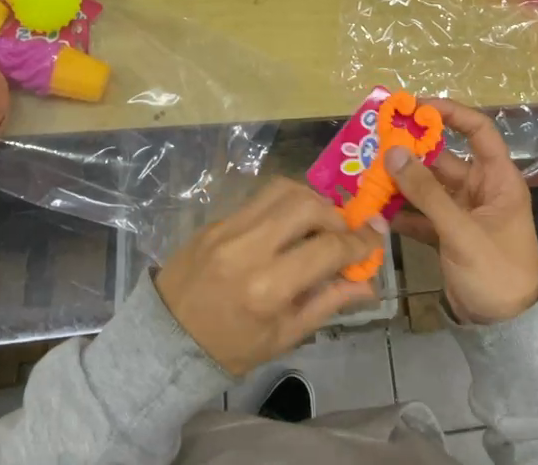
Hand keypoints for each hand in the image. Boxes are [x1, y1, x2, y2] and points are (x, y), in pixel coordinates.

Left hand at [156, 177, 379, 376]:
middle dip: (336, 214)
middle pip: (307, 205)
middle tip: (343, 232)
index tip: (374, 241)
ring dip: (311, 200)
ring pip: (283, 189)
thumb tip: (369, 283)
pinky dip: (284, 204)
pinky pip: (260, 198)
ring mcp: (228, 228)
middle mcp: (248, 248)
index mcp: (267, 288)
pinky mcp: (216, 219)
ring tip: (318, 223)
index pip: (328, 249)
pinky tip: (289, 225)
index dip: (360, 243)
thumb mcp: (283, 337)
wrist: (163, 339)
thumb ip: (327, 303)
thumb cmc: (229, 348)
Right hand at [387, 100, 537, 324]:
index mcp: (498, 180)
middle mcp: (480, 190)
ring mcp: (462, 212)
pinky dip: (400, 210)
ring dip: (400, 181)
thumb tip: (394, 152)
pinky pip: (420, 212)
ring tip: (367, 173)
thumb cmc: (496, 272)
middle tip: (377, 141)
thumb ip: (427, 193)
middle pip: (443, 158)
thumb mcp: (462, 232)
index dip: (451, 113)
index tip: (416, 107)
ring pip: (427, 186)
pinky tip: (375, 208)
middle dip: (412, 150)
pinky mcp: (446, 234)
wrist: (505, 329)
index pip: (479, 131)